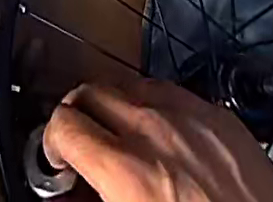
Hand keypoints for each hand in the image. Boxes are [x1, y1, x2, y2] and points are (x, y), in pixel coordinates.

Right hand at [43, 77, 272, 201]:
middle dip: (78, 115)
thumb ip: (100, 199)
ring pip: (128, 82)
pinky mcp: (219, 113)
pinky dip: (153, 106)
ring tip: (120, 137)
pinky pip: (168, 90)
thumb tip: (76, 187)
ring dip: (114, 106)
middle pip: (91, 90)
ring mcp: (192, 114)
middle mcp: (158, 131)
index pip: (65, 124)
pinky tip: (161, 136)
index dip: (53, 141)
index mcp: (132, 173)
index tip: (57, 156)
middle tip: (81, 144)